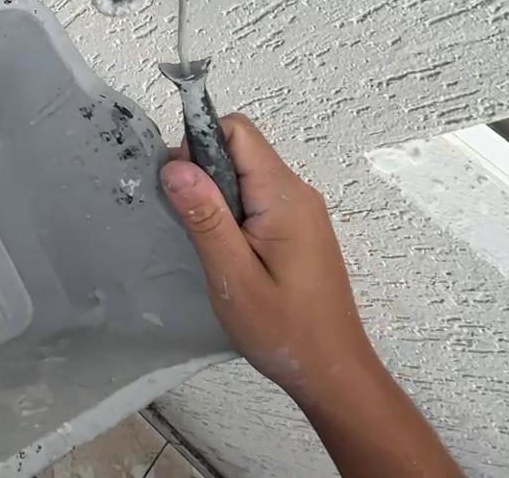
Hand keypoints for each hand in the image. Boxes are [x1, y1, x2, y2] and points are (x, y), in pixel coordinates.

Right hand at [161, 114, 463, 477]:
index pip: (235, 131)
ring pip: (239, 171)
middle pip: (234, 147)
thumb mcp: (233, 276)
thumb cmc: (285, 330)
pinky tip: (220, 246)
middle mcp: (295, 192)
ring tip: (203, 238)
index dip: (197, 143)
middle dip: (199, 170)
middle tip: (187, 219)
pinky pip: (249, 194)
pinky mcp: (292, 226)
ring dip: (211, 193)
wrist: (335, 377)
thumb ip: (204, 216)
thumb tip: (173, 165)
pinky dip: (225, 209)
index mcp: (283, 196)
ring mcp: (296, 209)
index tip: (179, 183)